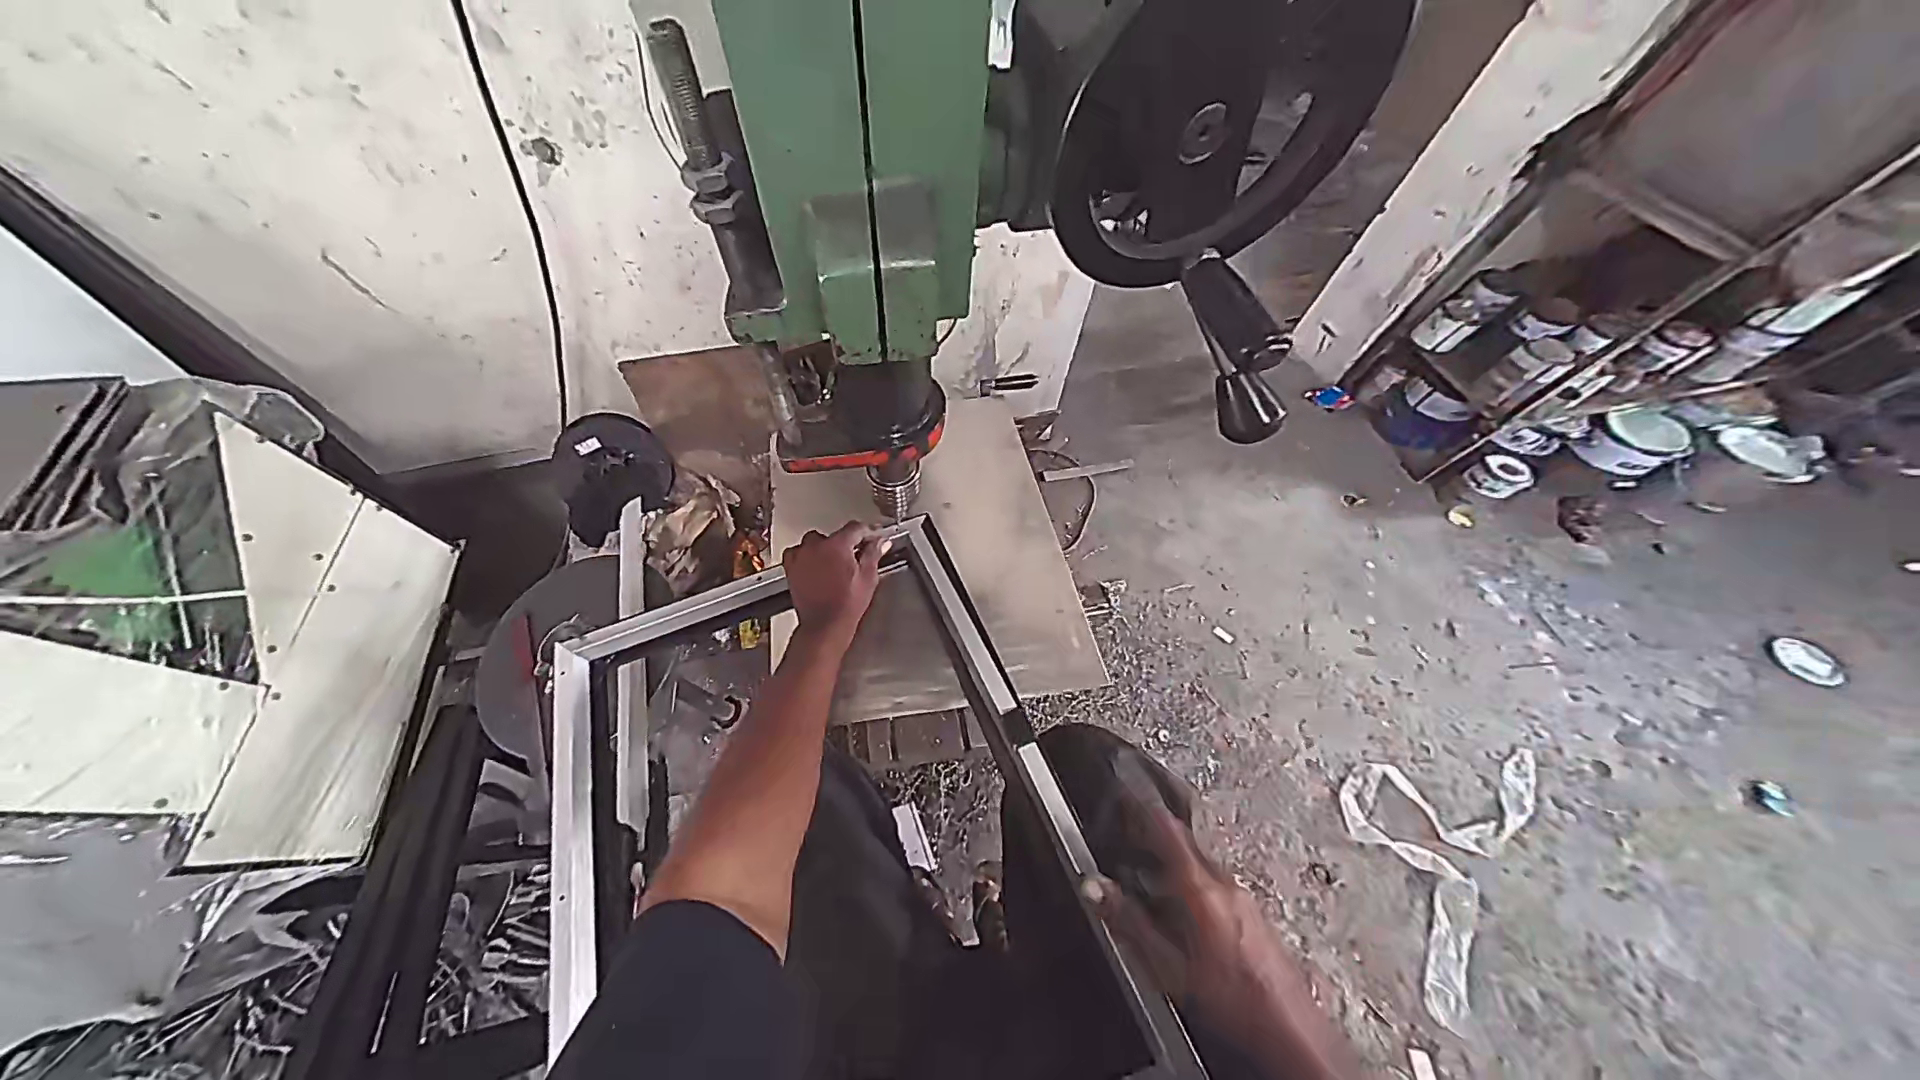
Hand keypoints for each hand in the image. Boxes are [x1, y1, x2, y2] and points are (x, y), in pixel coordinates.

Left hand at [783, 521, 885, 645]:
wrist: (825, 624)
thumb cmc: (845, 604)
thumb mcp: (868, 577)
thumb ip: (873, 554)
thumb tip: (880, 543)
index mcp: (838, 545)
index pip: (855, 528)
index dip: (867, 532)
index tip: (872, 537)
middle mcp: (816, 547)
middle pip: (834, 534)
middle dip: (846, 542)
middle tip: (856, 555)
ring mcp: (802, 557)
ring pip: (814, 541)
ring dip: (825, 547)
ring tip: (835, 561)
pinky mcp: (791, 568)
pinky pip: (797, 553)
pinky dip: (806, 555)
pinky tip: (815, 565)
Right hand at [1083, 800, 1352, 1078]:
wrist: (1291, 1032)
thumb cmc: (1234, 1003)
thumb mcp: (1168, 966)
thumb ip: (1128, 921)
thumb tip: (1094, 888)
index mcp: (1201, 888)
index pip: (1167, 829)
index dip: (1142, 808)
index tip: (1124, 795)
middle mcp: (1225, 882)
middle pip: (1183, 839)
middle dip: (1152, 831)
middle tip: (1127, 830)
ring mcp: (1241, 895)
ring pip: (1198, 859)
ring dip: (1170, 857)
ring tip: (1146, 868)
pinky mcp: (1251, 909)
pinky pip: (1213, 878)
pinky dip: (1189, 877)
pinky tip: (1180, 903)